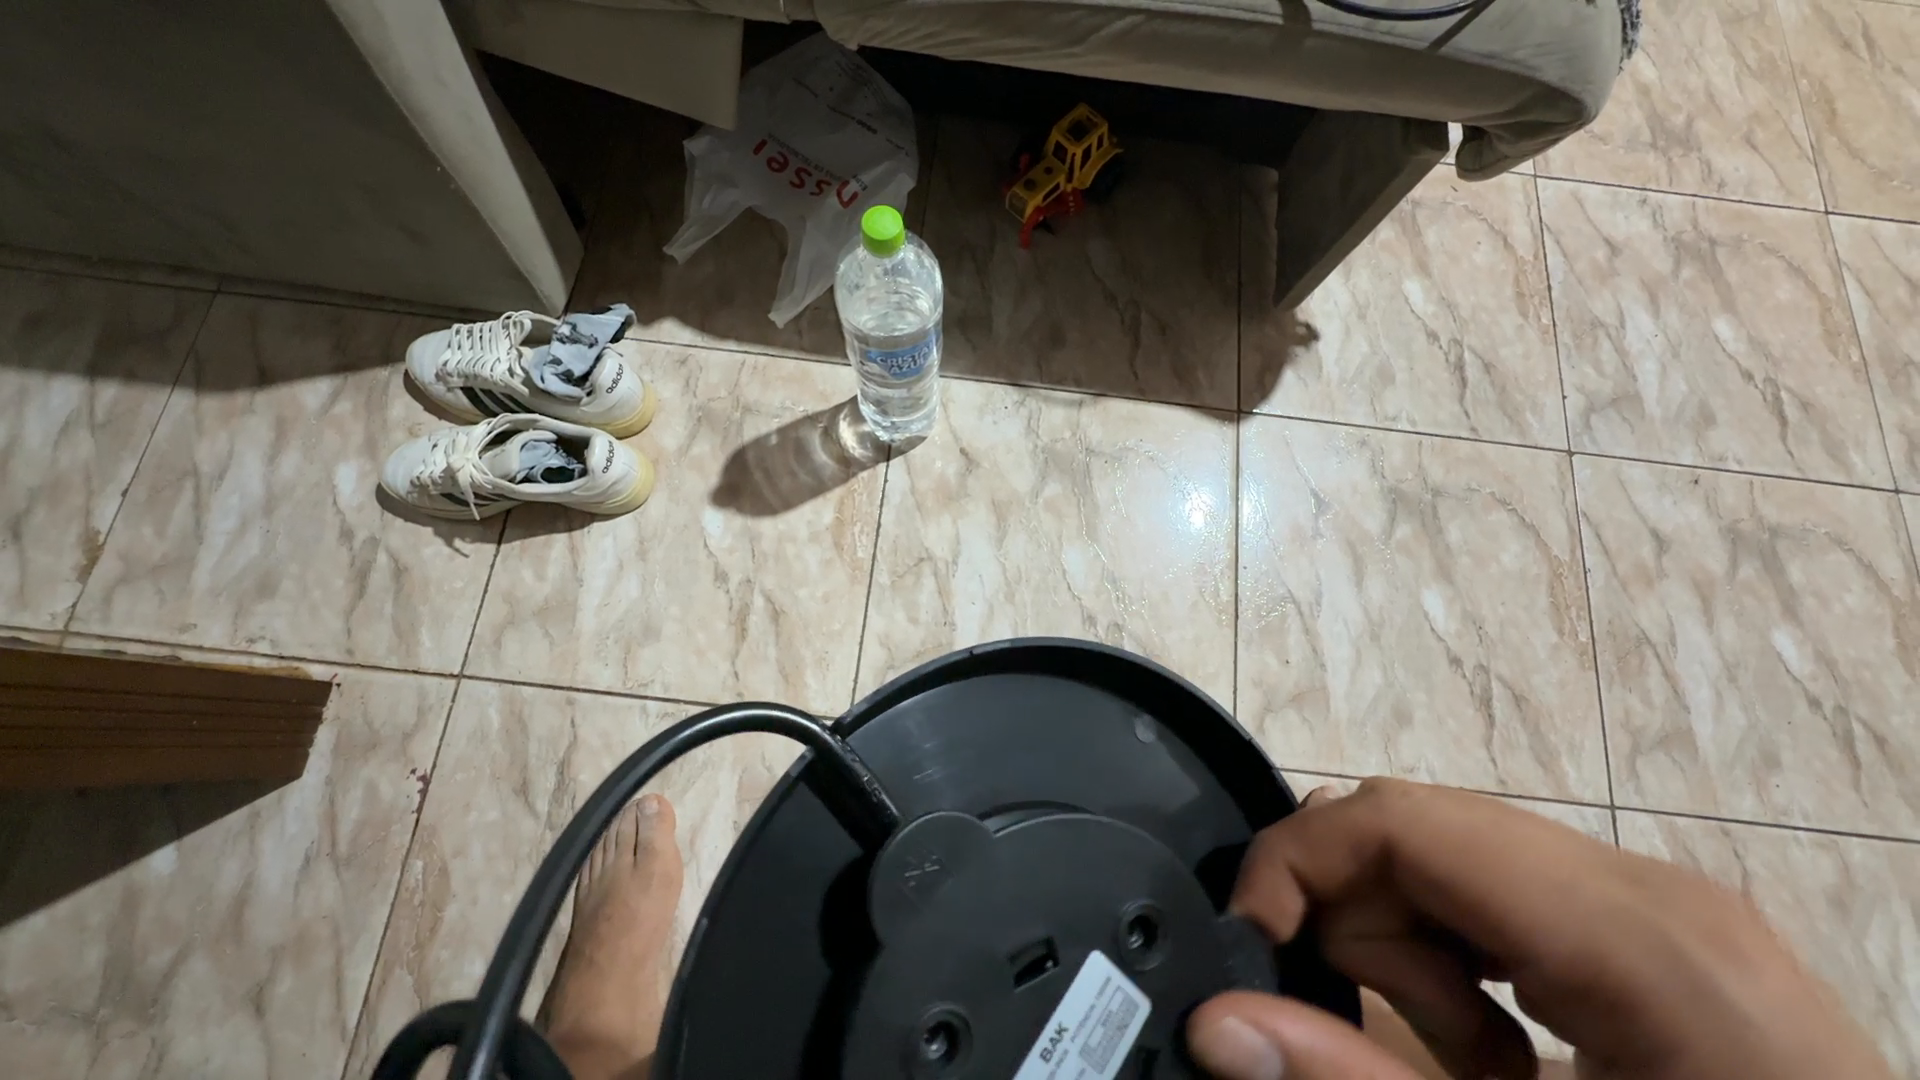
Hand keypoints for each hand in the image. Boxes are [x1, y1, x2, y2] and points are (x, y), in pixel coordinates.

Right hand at [1186, 778, 1892, 1079]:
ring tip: (1468, 1064)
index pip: (1401, 818)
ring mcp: (1663, 905)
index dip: (1297, 859)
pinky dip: (1463, 960)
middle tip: (1381, 1035)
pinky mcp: (1661, 933)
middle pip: (1417, 830)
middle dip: (1362, 923)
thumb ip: (1358, 1079)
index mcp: (1630, 935)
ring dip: (1413, 951)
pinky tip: (1500, 1049)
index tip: (1254, 943)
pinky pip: (1502, 895)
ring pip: (1449, 858)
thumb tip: (1217, 1021)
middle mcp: (1647, 888)